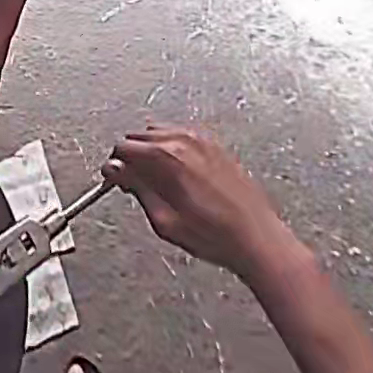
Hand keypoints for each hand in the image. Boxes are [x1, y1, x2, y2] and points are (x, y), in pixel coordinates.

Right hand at [102, 126, 286, 273]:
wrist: (258, 240)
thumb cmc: (217, 236)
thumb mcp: (164, 220)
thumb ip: (135, 189)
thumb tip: (115, 171)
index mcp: (167, 157)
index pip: (123, 148)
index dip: (116, 166)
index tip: (115, 179)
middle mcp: (183, 141)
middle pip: (138, 136)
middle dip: (131, 157)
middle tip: (134, 183)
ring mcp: (200, 140)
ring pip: (158, 132)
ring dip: (150, 150)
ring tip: (157, 179)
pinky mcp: (213, 145)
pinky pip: (180, 136)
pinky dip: (170, 148)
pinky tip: (178, 174)